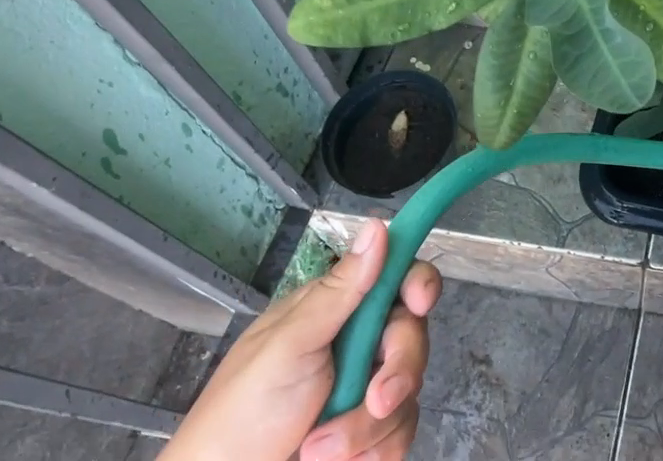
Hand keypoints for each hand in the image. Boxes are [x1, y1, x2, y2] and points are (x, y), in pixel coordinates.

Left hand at [162, 220, 441, 460]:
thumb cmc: (243, 414)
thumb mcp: (289, 346)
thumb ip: (340, 291)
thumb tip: (378, 223)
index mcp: (337, 310)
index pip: (397, 277)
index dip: (419, 284)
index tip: (420, 303)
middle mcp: (357, 343)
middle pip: (413, 336)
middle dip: (397, 373)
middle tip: (374, 402)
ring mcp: (365, 388)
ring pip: (409, 391)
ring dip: (370, 428)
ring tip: (320, 453)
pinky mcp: (370, 433)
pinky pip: (401, 432)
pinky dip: (375, 452)